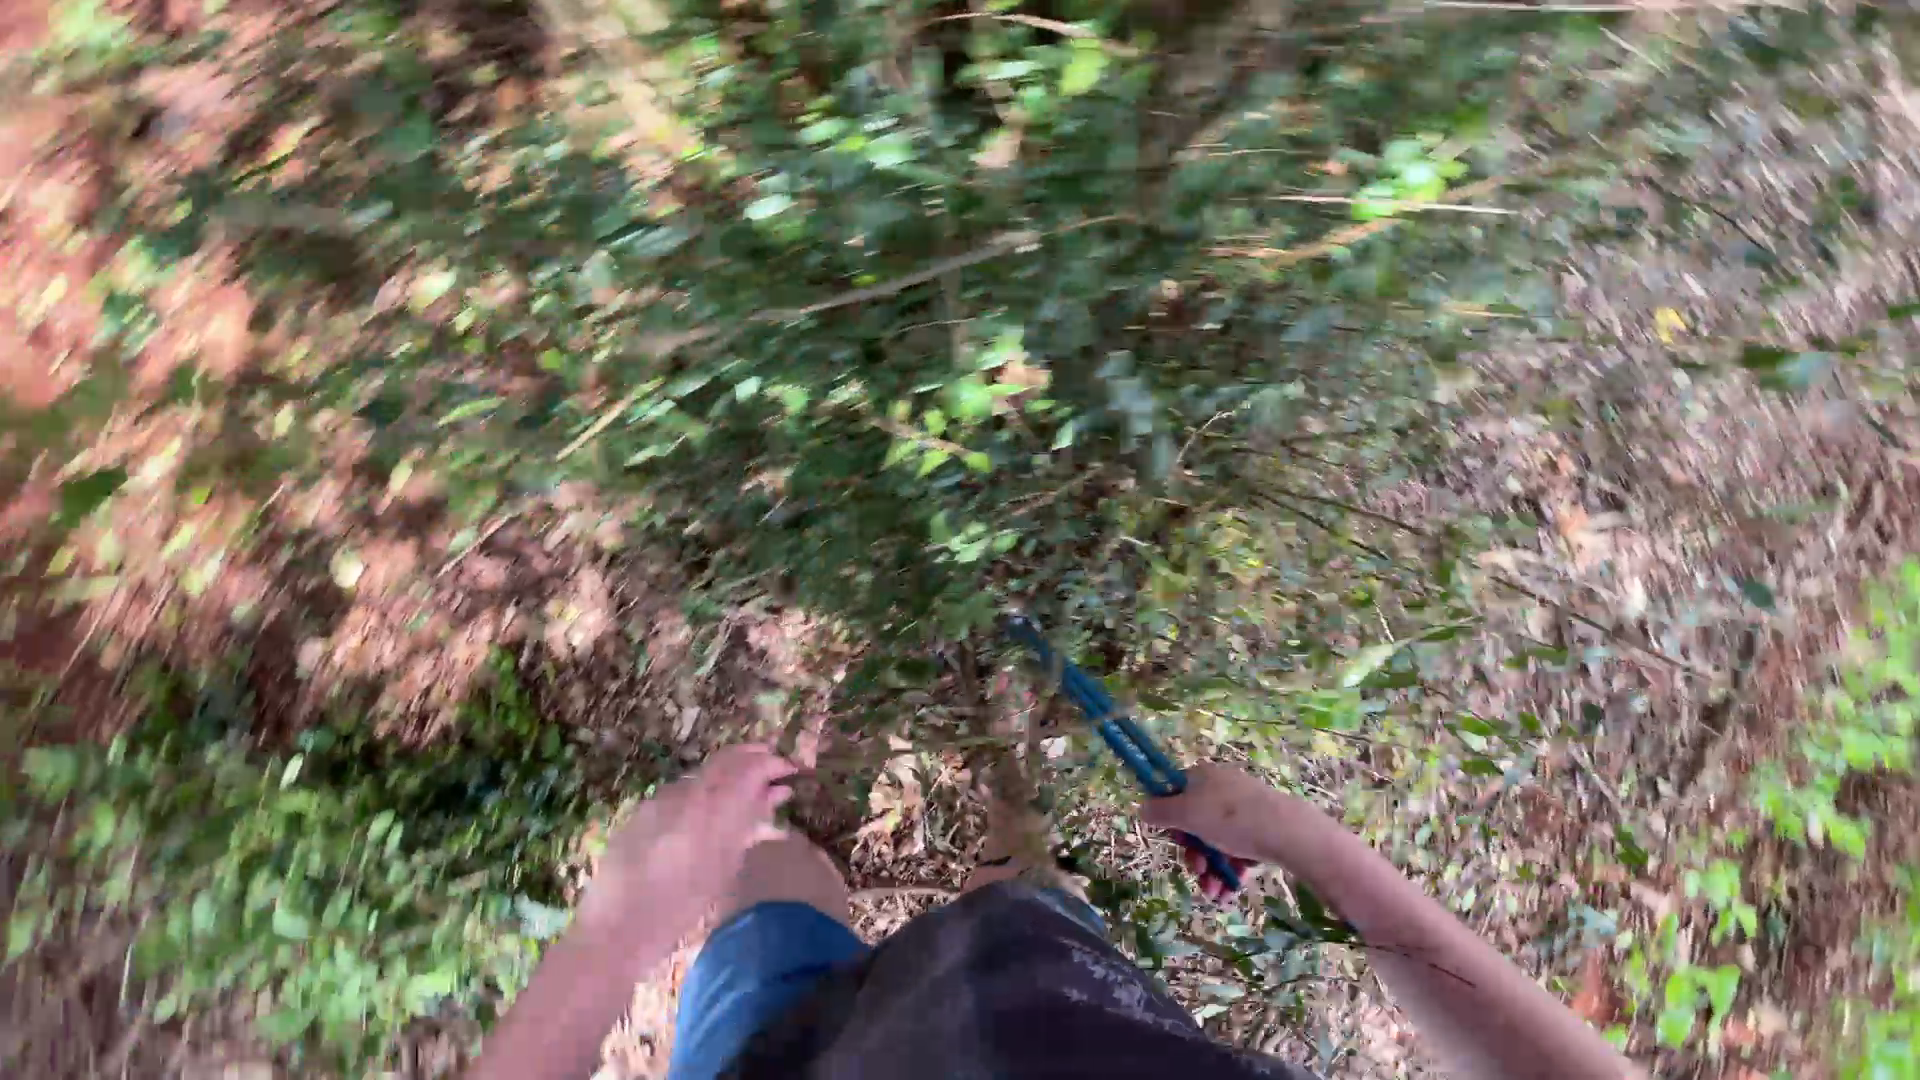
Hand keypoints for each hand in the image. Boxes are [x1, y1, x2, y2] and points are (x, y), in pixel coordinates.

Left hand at [578, 743, 796, 935]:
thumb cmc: (678, 909)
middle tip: (776, 766)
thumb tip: (775, 793)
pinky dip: (707, 792)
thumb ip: (749, 824)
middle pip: (726, 760)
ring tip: (750, 794)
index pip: (749, 767)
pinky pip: (685, 790)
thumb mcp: (723, 867)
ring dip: (731, 775)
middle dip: (754, 758)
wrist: (614, 931)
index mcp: (708, 808)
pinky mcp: (644, 810)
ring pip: (705, 774)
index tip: (791, 769)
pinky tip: (714, 812)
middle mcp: (684, 792)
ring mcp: (660, 798)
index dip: (773, 763)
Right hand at [1139, 763, 1285, 899]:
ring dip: (1210, 870)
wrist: (1288, 833)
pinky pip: (1237, 850)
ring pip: (1215, 842)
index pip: (1174, 794)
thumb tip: (1142, 808)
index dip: (1170, 820)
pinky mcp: (1261, 830)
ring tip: (1214, 892)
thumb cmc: (1230, 818)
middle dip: (1193, 854)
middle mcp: (1221, 789)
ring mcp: (1243, 809)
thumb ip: (1159, 812)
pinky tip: (1229, 891)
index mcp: (1201, 777)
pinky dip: (1230, 871)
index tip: (1175, 841)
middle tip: (1197, 872)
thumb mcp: (1186, 814)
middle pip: (1194, 823)